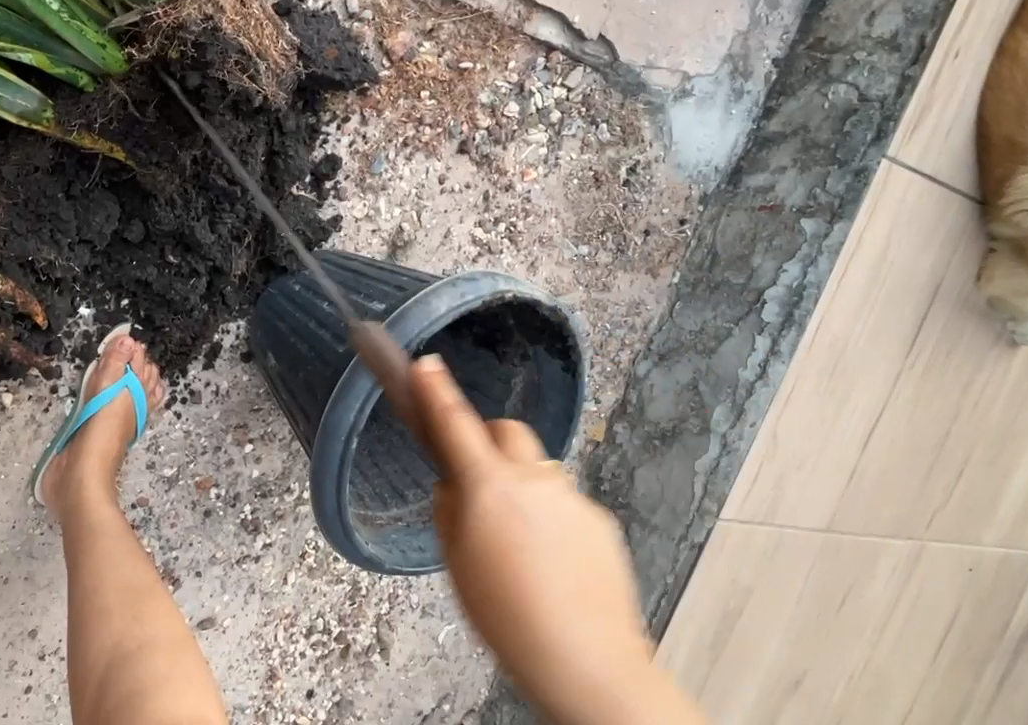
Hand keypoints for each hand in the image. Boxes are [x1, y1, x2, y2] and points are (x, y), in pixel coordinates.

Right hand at [410, 355, 704, 724]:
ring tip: (520, 542)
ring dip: (522, 484)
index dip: (436, 391)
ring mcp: (573, 499)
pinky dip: (552, 517)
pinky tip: (554, 565)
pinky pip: (566, 502)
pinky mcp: (601, 522)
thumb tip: (456, 484)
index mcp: (489, 487)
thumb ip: (451, 509)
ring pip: (538, 469)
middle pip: (506, 431)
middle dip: (488, 440)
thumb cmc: (505, 617)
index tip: (426, 364)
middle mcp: (533, 481)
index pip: (455, 423)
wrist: (587, 663)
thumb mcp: (455, 562)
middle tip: (478, 476)